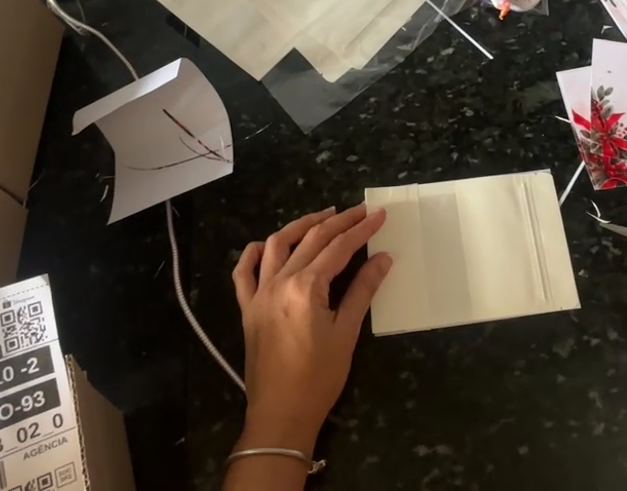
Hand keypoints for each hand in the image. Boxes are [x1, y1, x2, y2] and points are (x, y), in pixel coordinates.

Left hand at [231, 205, 392, 450]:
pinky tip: (266, 244)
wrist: (280, 416)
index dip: (361, 229)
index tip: (379, 215)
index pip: (339, 247)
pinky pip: (243, 272)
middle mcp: (280, 281)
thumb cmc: (318, 378)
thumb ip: (363, 290)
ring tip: (324, 216)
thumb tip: (383, 258)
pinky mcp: (247, 308)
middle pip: (312, 239)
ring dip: (301, 225)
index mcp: (306, 287)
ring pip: (277, 244)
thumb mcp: (346, 333)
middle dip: (339, 221)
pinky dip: (253, 252)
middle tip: (360, 210)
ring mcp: (259, 293)